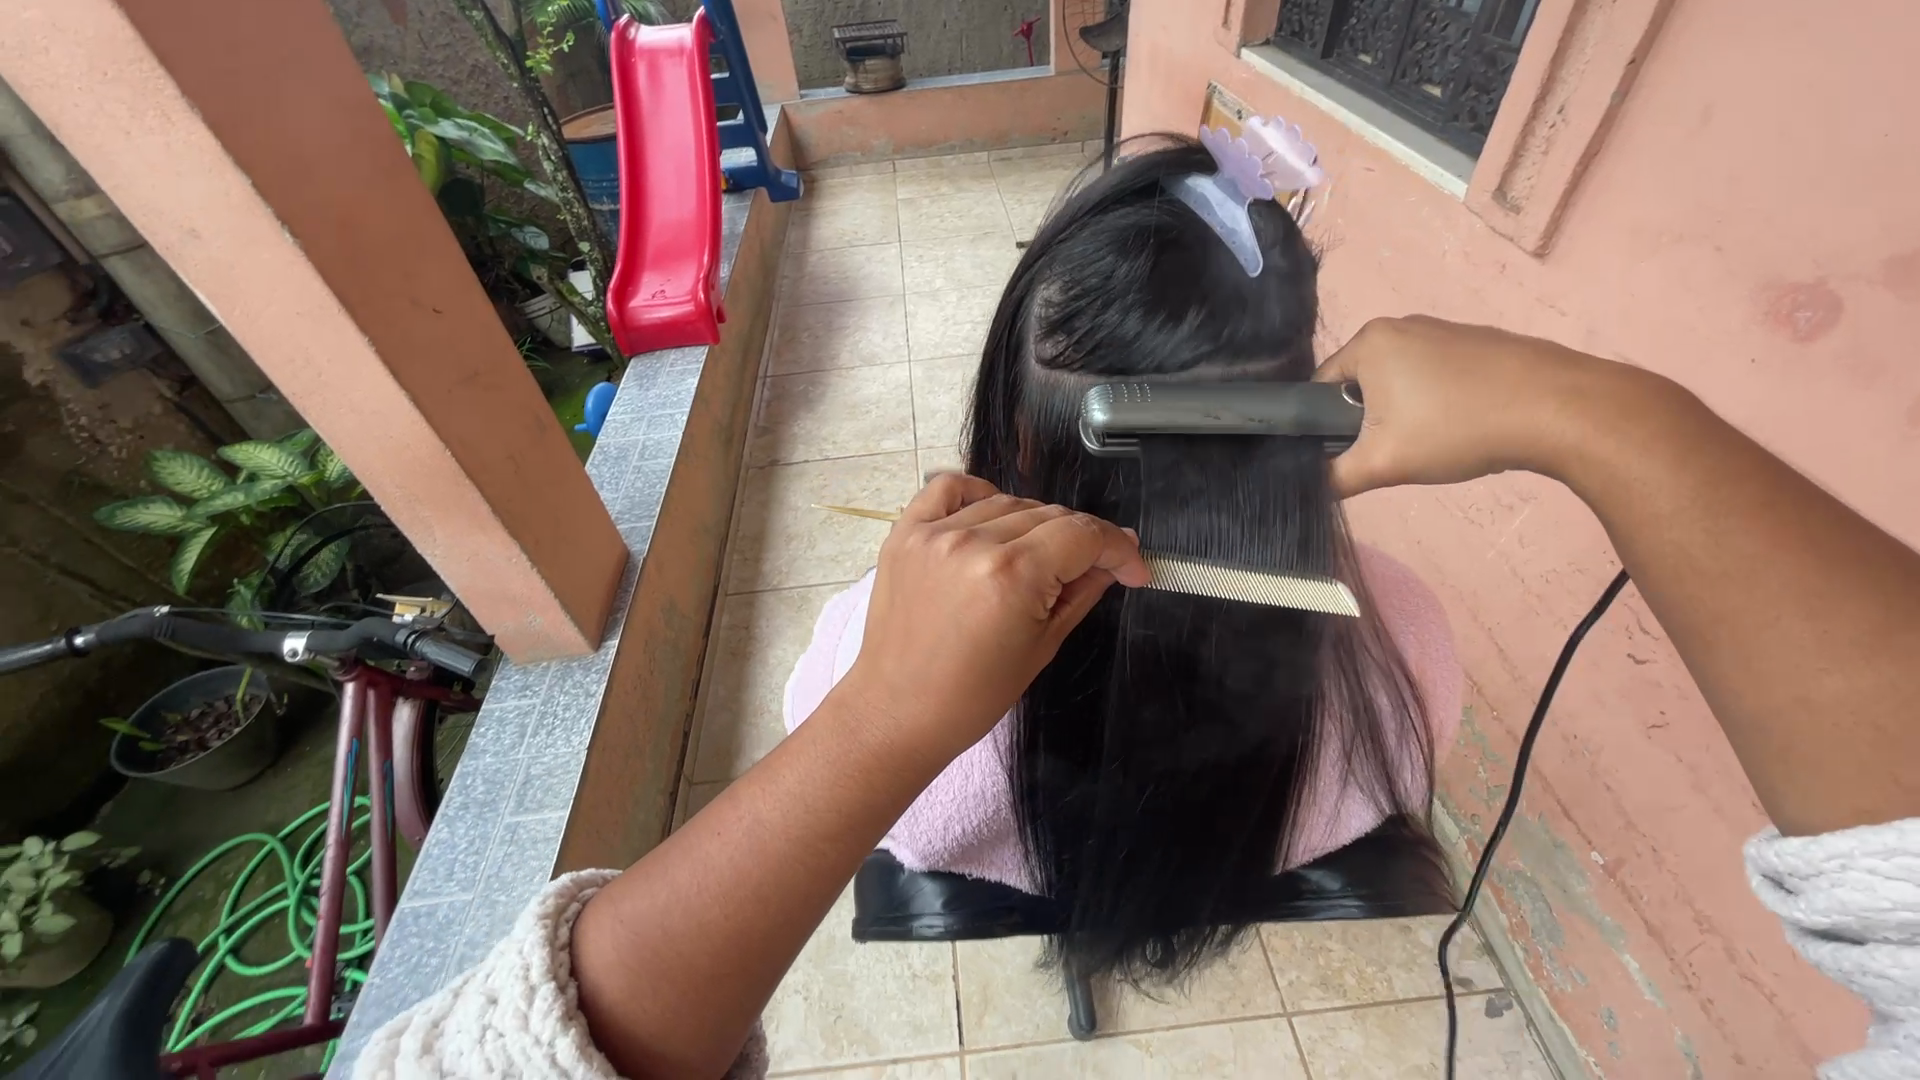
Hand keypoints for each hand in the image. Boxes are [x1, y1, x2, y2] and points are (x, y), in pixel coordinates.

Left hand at [838, 474, 1149, 762]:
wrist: (898, 711)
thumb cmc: (972, 695)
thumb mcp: (1043, 647)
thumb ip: (1082, 592)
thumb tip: (1115, 561)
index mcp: (1012, 575)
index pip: (1084, 534)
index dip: (1118, 549)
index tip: (1131, 568)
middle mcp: (973, 543)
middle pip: (1050, 514)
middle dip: (1081, 541)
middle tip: (1087, 571)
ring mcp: (934, 534)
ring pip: (1007, 502)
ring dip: (1034, 524)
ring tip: (1035, 559)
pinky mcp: (905, 533)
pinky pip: (949, 488)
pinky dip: (977, 494)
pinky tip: (990, 518)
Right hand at [1312, 315, 1666, 496]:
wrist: (1562, 409)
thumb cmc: (1456, 428)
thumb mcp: (1382, 464)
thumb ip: (1332, 478)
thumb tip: (1307, 487)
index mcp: (1368, 341)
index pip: (1318, 389)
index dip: (1322, 427)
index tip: (1345, 454)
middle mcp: (1401, 324)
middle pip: (1357, 384)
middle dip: (1365, 420)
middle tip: (1390, 452)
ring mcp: (1443, 328)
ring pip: (1396, 381)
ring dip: (1400, 413)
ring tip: (1430, 442)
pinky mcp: (1477, 341)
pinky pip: (1433, 375)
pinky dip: (1436, 401)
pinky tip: (1460, 426)